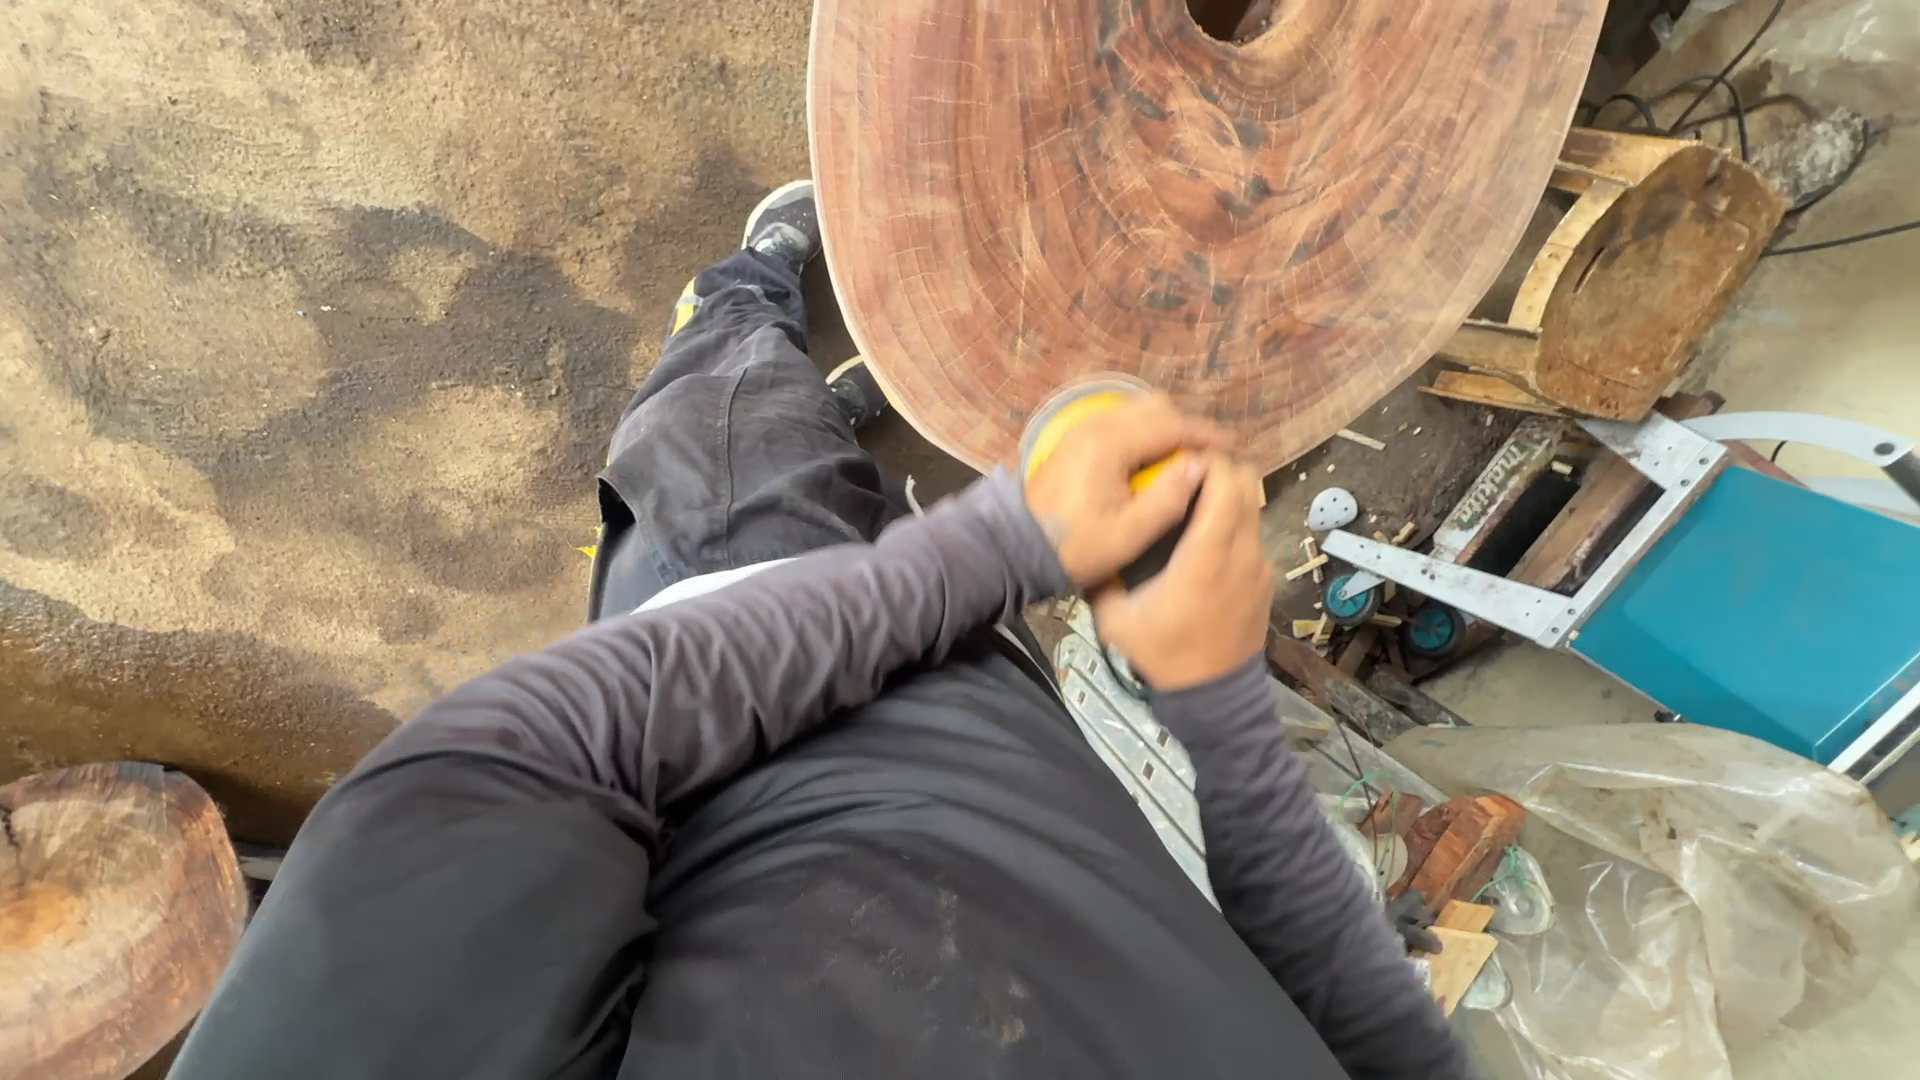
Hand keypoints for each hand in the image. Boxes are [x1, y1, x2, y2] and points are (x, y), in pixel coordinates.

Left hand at [1023, 394, 1234, 588]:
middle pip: (1154, 407)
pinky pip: (1119, 422)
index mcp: (1109, 444)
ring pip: (1135, 411)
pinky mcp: (1073, 441)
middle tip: (1209, 454)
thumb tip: (1201, 465)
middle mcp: (1095, 426)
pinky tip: (1154, 458)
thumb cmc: (1074, 547)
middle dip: (1187, 426)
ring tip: (1186, 456)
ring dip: (1164, 427)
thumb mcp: (1128, 534)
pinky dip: (1143, 432)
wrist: (1016, 548)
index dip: (1207, 435)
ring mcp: (1081, 430)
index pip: (1171, 425)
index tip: (1234, 448)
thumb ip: (1169, 498)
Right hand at [1092, 455, 1273, 690]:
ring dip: (1227, 490)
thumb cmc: (1163, 653)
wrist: (1213, 695)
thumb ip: (1104, 577)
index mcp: (1205, 558)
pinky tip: (1203, 534)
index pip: (1223, 485)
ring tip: (1192, 496)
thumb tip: (1090, 542)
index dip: (1205, 462)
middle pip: (1246, 482)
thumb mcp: (1116, 620)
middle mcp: (1241, 553)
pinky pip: (1252, 529)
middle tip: (1183, 471)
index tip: (1176, 461)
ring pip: (1253, 503)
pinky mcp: (1264, 576)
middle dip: (1218, 466)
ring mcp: (1259, 564)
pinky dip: (1233, 518)